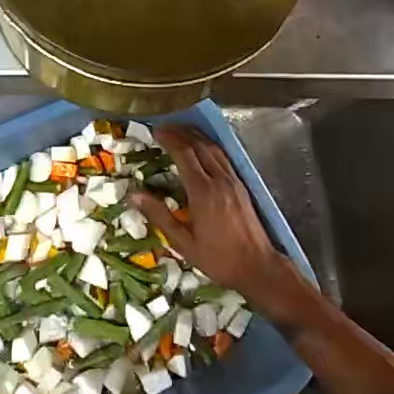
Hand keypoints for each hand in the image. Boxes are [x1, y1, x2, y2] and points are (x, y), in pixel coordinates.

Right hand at [129, 125, 309, 323]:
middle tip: (164, 126)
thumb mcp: (183, 243)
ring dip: (196, 135)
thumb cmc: (218, 259)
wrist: (258, 267)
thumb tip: (134, 195)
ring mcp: (233, 181)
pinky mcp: (242, 186)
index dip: (170, 139)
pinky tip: (204, 145)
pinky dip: (210, 145)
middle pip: (199, 146)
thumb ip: (159, 216)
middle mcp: (219, 181)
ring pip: (214, 148)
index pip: (184, 155)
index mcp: (203, 192)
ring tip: (181, 128)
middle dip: (181, 132)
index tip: (156, 130)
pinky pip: (224, 157)